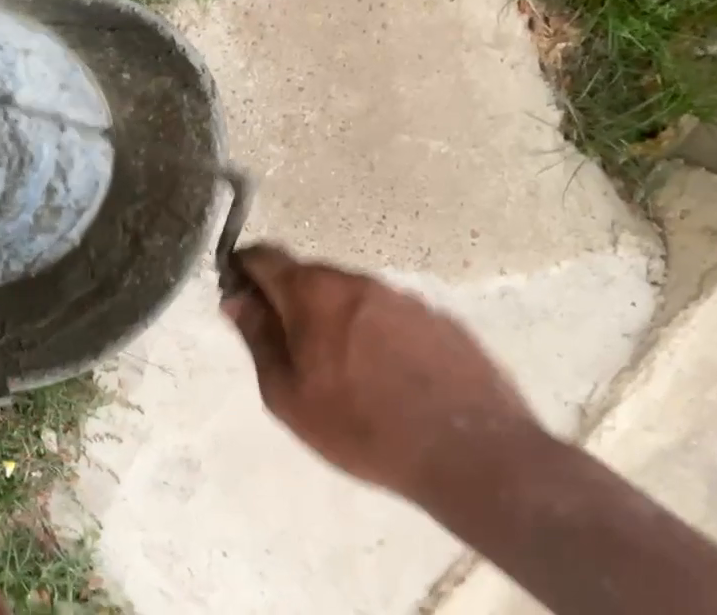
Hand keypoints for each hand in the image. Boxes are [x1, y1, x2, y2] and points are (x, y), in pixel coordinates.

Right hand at [221, 243, 540, 499]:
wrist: (480, 460)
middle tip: (293, 348)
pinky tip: (390, 377)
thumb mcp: (286, 394)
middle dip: (292, 301)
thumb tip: (236, 300)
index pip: (262, 256)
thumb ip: (256, 338)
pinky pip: (393, 316)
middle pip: (308, 276)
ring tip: (347, 369)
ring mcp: (407, 298)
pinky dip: (379, 334)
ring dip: (337, 318)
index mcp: (312, 293)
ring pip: (352, 296)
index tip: (241, 302)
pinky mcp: (445, 321)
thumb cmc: (363, 428)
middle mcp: (358, 281)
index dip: (243, 272)